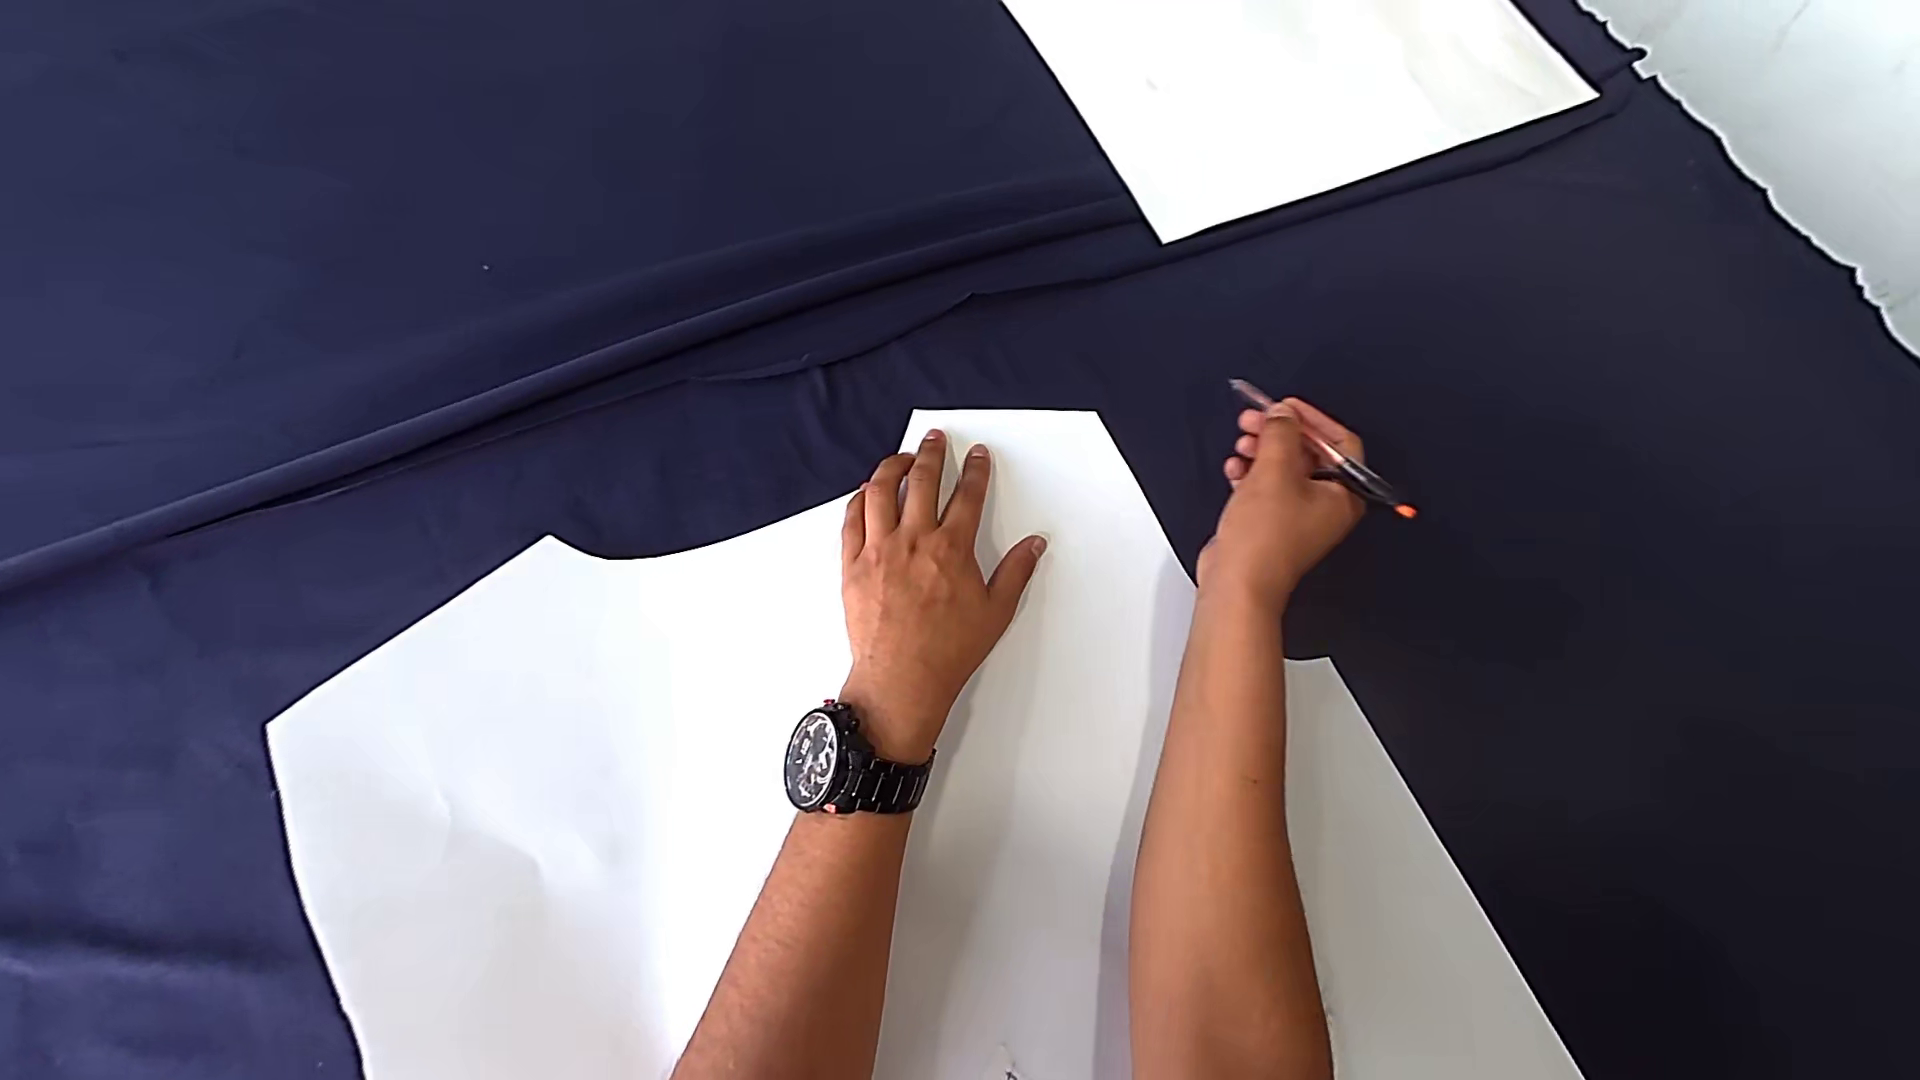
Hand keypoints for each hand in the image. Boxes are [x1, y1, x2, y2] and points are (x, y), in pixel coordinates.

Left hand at [839, 430, 1047, 762]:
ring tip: (901, 457)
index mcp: (951, 549)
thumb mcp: (995, 612)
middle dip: (932, 453)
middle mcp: (913, 542)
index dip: (975, 470)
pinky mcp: (853, 565)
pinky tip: (866, 492)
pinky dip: (860, 499)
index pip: (967, 495)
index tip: (977, 457)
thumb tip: (1034, 546)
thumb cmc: (946, 650)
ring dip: (892, 466)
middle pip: (922, 480)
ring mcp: (879, 550)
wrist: (902, 679)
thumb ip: (1016, 572)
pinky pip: (852, 519)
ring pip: (881, 491)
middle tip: (936, 440)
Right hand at [1199, 397, 1364, 609]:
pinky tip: (1235, 469)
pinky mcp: (1269, 523)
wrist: (1237, 579)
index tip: (1285, 406)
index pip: (1339, 443)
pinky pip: (1263, 487)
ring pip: (1282, 469)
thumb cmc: (1264, 541)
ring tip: (1242, 443)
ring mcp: (1296, 515)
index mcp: (1343, 494)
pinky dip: (1249, 473)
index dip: (1312, 419)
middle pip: (1307, 454)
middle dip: (1279, 434)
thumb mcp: (1274, 473)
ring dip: (1260, 451)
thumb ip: (1280, 434)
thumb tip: (1282, 413)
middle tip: (1255, 419)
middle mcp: (1325, 505)